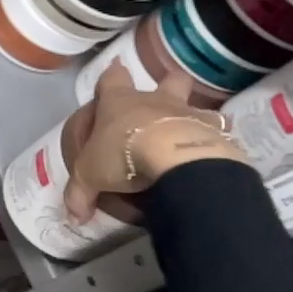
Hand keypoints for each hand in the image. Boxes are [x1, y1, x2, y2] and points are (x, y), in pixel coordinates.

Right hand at [65, 61, 245, 221]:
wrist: (175, 159)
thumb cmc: (122, 154)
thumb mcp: (90, 177)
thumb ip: (79, 194)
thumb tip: (73, 217)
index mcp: (119, 102)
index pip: (113, 78)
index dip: (111, 76)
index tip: (113, 74)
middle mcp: (156, 101)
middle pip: (168, 79)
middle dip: (167, 83)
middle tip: (164, 98)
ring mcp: (189, 113)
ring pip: (198, 104)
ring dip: (195, 115)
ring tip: (192, 132)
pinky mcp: (216, 132)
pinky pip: (219, 133)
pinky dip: (216, 140)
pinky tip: (212, 153)